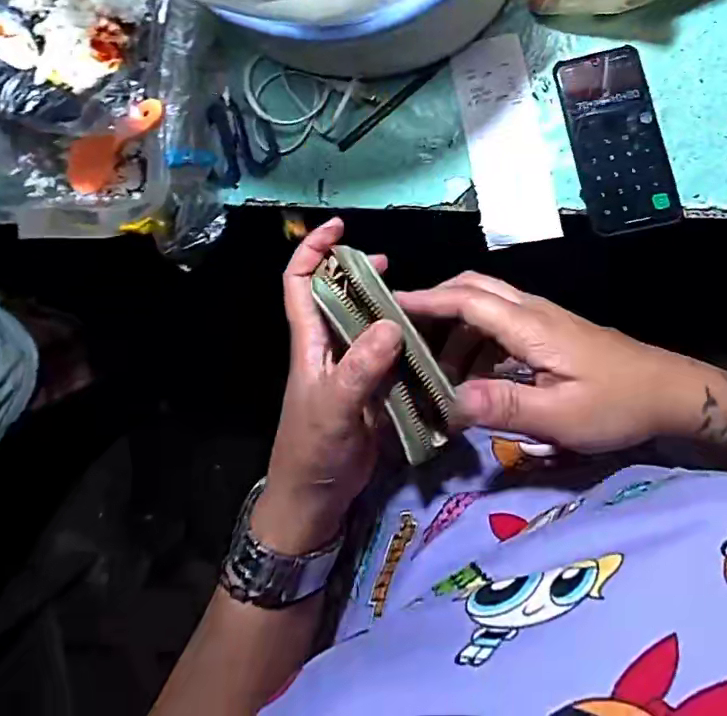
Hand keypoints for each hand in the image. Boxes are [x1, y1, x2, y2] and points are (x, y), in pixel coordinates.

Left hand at [255, 218, 402, 554]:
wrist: (317, 498)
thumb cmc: (314, 448)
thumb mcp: (335, 406)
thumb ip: (360, 367)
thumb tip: (390, 323)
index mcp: (310, 340)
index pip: (299, 282)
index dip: (313, 251)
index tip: (338, 228)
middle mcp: (328, 345)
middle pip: (336, 293)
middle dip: (356, 270)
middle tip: (390, 262)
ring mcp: (350, 365)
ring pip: (365, 320)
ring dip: (385, 303)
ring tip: (415, 297)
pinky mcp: (370, 385)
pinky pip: (387, 350)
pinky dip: (403, 336)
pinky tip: (426, 336)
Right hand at [396, 273, 711, 453]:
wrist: (669, 391)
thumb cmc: (618, 403)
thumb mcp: (562, 417)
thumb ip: (505, 407)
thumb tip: (449, 402)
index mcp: (529, 325)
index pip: (466, 299)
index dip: (424, 300)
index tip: (386, 305)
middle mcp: (531, 311)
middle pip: (472, 288)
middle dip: (434, 302)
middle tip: (403, 333)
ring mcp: (542, 319)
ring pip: (485, 305)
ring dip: (454, 326)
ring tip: (431, 365)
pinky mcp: (549, 332)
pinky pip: (499, 323)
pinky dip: (474, 339)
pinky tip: (470, 375)